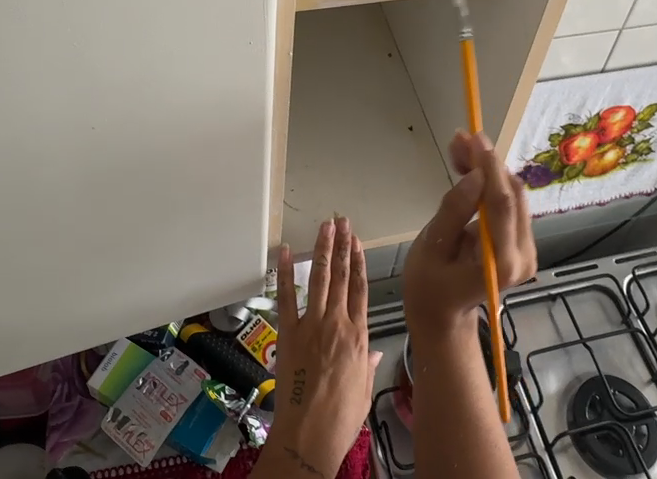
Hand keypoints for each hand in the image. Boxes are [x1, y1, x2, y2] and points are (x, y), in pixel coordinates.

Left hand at [264, 216, 380, 478]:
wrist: (310, 435)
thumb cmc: (340, 419)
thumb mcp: (363, 390)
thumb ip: (367, 365)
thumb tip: (371, 352)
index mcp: (359, 337)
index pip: (360, 289)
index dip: (359, 263)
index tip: (358, 242)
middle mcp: (337, 324)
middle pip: (341, 276)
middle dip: (342, 246)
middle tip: (343, 221)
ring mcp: (311, 325)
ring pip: (319, 278)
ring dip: (322, 249)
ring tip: (326, 226)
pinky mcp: (288, 333)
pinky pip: (286, 296)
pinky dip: (285, 272)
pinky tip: (285, 251)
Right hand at [403, 132, 536, 334]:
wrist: (443, 317)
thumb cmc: (429, 286)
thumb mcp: (431, 248)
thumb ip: (454, 211)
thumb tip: (475, 176)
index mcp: (500, 262)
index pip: (501, 204)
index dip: (489, 167)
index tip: (473, 138)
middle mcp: (523, 256)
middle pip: (512, 195)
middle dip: (487, 162)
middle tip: (460, 138)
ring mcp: (526, 250)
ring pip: (513, 196)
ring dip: (488, 169)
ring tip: (460, 148)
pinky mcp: (522, 243)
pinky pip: (509, 205)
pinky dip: (491, 183)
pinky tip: (469, 168)